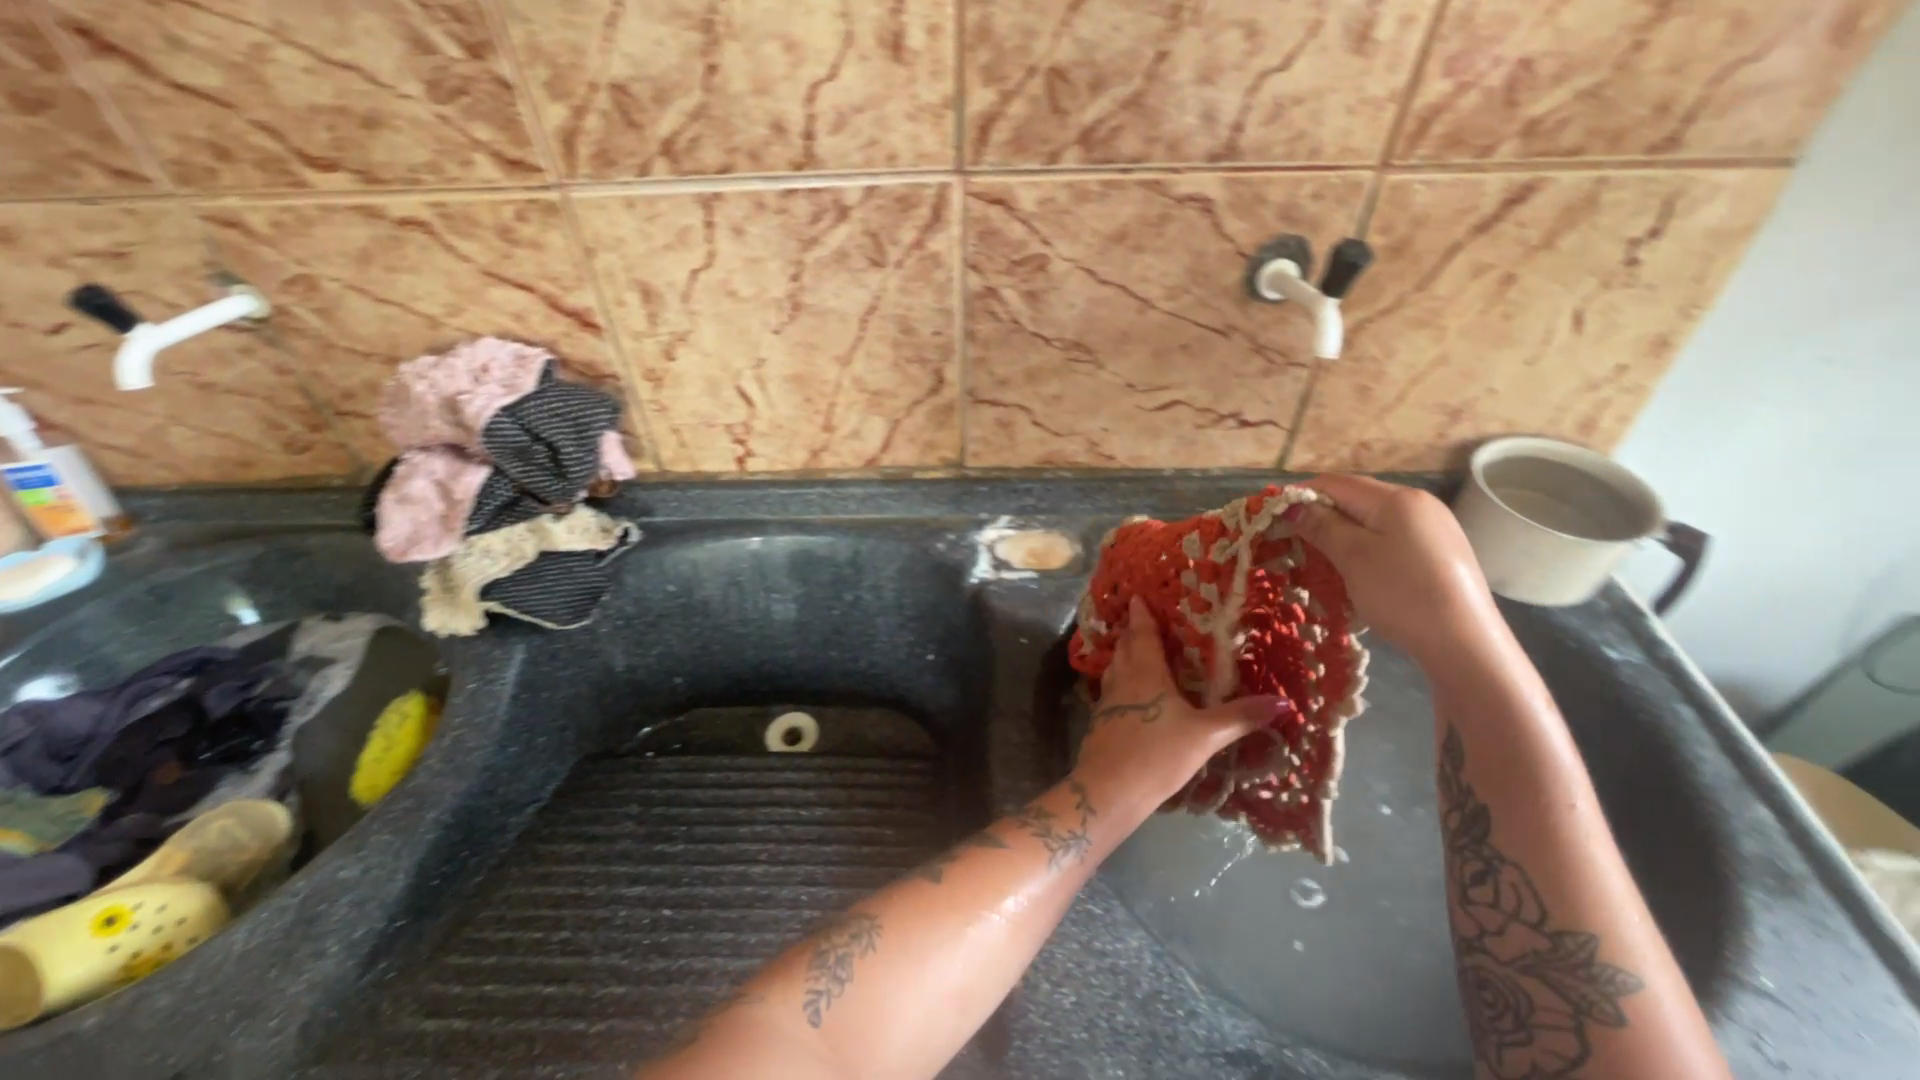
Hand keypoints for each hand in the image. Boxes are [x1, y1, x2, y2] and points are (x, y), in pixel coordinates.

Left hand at [1075, 597, 1290, 805]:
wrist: (1108, 791)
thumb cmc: (1157, 755)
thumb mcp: (1206, 736)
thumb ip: (1241, 717)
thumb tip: (1283, 701)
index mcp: (1145, 673)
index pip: (1142, 634)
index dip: (1142, 614)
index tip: (1139, 595)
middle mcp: (1122, 680)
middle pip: (1125, 648)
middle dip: (1133, 632)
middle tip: (1144, 619)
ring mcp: (1107, 702)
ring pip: (1115, 668)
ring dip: (1125, 656)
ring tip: (1139, 651)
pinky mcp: (1100, 723)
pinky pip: (1112, 691)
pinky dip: (1122, 681)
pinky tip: (1133, 694)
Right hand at [1288, 474, 1508, 667]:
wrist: (1464, 641)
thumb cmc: (1402, 594)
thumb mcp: (1354, 558)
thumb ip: (1322, 526)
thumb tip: (1293, 505)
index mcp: (1397, 498)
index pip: (1336, 483)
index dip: (1300, 495)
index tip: (1272, 517)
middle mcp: (1419, 503)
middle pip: (1356, 499)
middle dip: (1321, 516)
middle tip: (1292, 543)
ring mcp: (1434, 527)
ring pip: (1374, 520)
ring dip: (1342, 534)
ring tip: (1321, 560)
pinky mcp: (1441, 551)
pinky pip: (1392, 537)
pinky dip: (1367, 547)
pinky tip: (1359, 571)